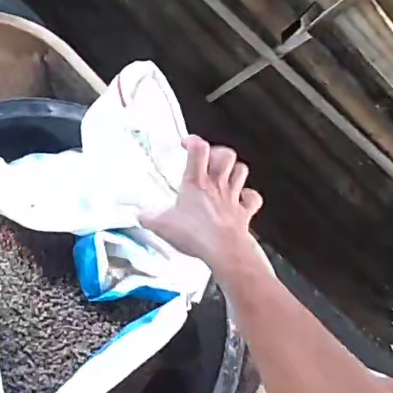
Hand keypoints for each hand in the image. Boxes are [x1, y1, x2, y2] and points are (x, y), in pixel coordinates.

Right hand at [140, 135, 268, 283]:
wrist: (224, 251)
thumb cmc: (197, 234)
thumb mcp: (161, 225)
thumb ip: (147, 216)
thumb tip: (139, 214)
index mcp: (196, 182)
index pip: (198, 148)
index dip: (193, 141)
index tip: (186, 143)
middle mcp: (217, 186)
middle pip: (226, 155)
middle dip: (217, 152)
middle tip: (208, 157)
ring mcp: (233, 198)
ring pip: (241, 170)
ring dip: (234, 169)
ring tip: (225, 172)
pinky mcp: (244, 214)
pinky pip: (252, 199)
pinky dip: (249, 196)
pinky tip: (242, 197)